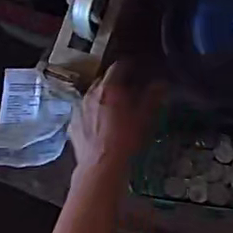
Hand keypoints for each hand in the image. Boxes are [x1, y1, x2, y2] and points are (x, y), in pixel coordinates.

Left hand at [69, 60, 162, 179]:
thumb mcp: (144, 118)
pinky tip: (99, 125)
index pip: (118, 67)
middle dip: (115, 83)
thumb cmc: (126, 140)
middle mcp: (90, 93)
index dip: (129, 66)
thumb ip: (152, 98)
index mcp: (109, 87)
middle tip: (128, 91)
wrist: (100, 166)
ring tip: (114, 109)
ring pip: (92, 96)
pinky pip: (84, 112)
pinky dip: (92, 113)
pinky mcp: (72, 123)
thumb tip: (161, 84)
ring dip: (102, 98)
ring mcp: (78, 108)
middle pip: (104, 80)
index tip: (137, 68)